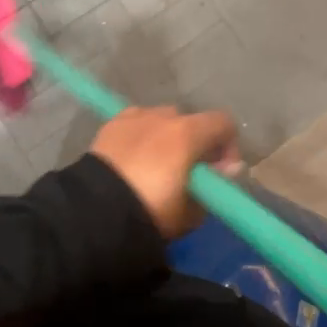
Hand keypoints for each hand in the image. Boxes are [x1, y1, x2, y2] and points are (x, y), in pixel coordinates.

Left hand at [88, 106, 241, 237]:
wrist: (98, 210)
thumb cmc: (152, 210)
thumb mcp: (192, 211)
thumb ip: (214, 186)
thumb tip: (226, 170)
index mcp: (187, 132)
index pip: (223, 123)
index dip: (228, 147)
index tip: (220, 174)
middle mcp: (162, 116)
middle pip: (190, 121)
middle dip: (196, 143)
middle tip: (190, 173)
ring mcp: (134, 116)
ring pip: (162, 120)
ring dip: (168, 137)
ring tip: (158, 166)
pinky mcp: (112, 123)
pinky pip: (137, 123)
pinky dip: (143, 135)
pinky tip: (135, 159)